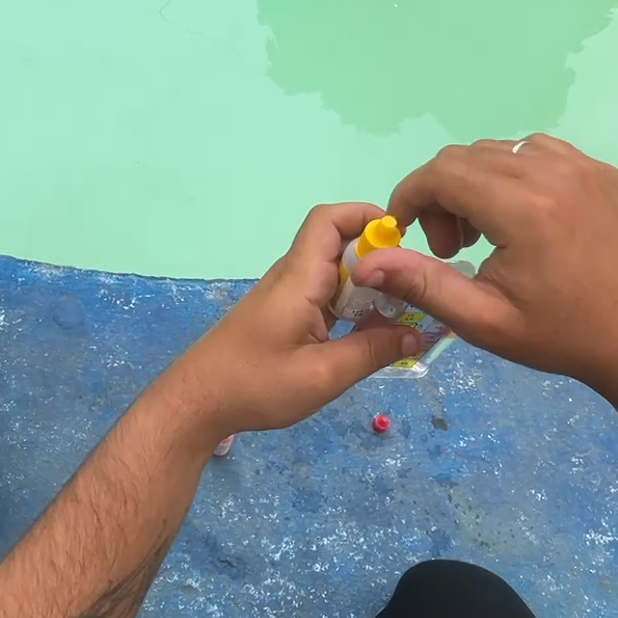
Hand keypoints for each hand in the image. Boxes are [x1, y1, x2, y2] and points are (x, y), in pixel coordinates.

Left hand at [155, 203, 422, 444]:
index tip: (403, 246)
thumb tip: (418, 333)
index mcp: (299, 277)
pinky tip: (369, 331)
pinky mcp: (285, 312)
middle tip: (412, 290)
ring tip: (400, 312)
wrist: (198, 399)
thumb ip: (372, 351)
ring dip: (367, 284)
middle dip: (378, 257)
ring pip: (334, 270)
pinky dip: (351, 303)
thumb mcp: (322, 376)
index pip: (330, 219)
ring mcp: (287, 294)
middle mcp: (293, 275)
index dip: (368, 218)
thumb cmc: (256, 384)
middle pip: (338, 242)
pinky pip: (325, 293)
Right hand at [353, 137, 617, 405]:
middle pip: (462, 157)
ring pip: (495, 150)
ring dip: (471, 183)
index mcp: (524, 209)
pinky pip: (532, 151)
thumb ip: (420, 283)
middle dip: (438, 196)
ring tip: (484, 234)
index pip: (440, 173)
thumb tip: (365, 262)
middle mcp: (553, 172)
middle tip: (451, 248)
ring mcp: (582, 166)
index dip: (408, 197)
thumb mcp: (482, 320)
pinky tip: (517, 215)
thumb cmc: (562, 337)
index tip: (404, 232)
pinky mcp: (599, 170)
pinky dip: (507, 175)